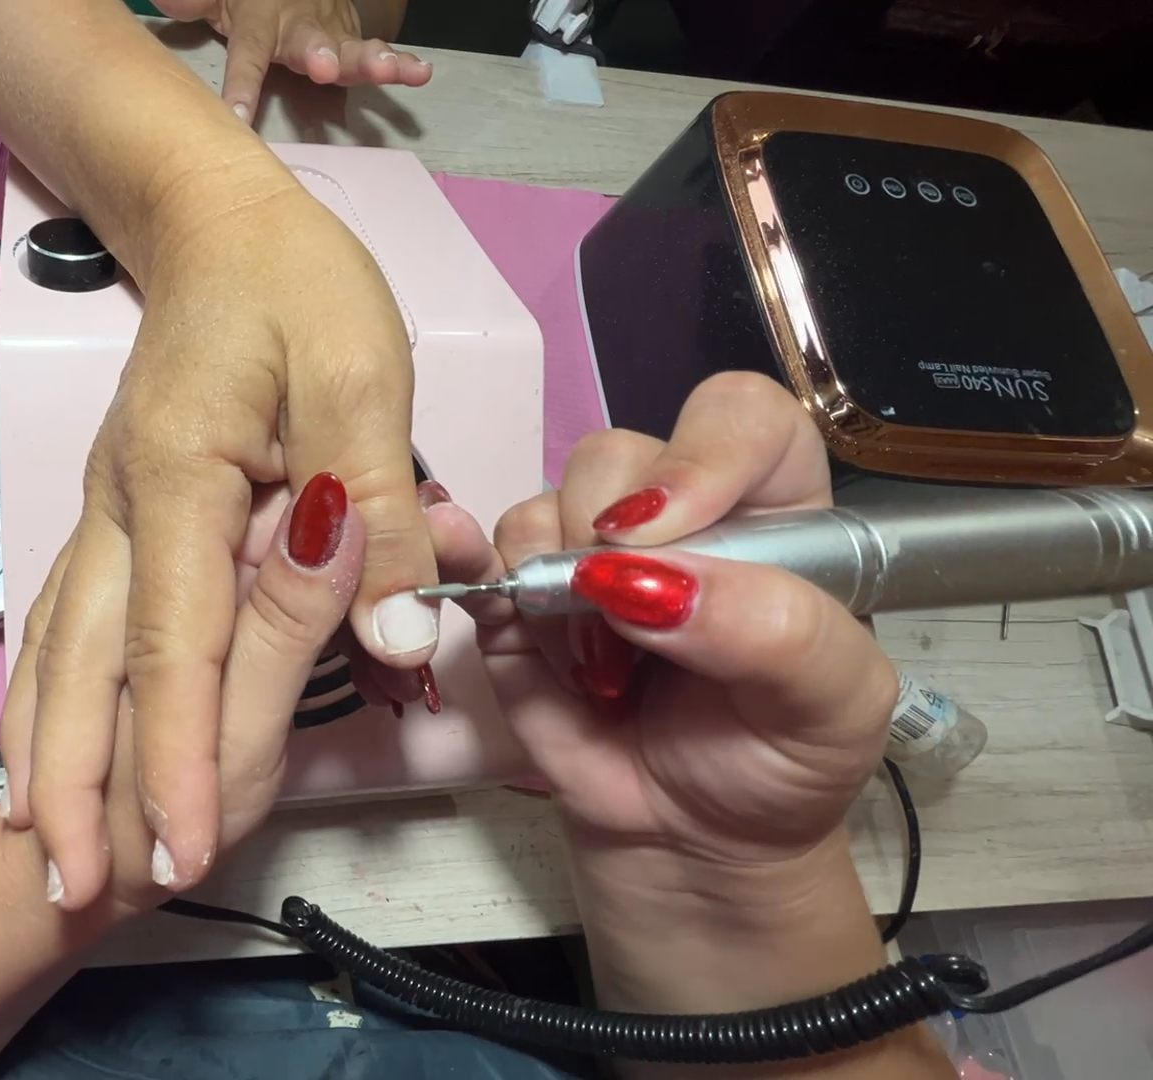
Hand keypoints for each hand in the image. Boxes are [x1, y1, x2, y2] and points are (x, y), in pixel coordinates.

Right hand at [4, 188, 441, 910]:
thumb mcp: (362, 380)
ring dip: (45, 745)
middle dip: (79, 779)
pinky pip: (63, 613)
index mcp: (178, 473)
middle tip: (67, 887)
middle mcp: (118, 504)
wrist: (216, 228)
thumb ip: (374, 510)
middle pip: (88, 656)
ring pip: (59, 640)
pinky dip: (42, 686)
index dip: (174, 750)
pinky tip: (33, 735)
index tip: (173, 850)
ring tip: (28, 839)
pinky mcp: (109, 510)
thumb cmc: (295, 288)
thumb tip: (397, 638)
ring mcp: (100, 509)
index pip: (177, 638)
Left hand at [155, 0, 430, 121]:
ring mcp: (329, 32)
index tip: (235, 116)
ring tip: (390, 70)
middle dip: (319, 54)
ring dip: (370, 59)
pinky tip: (419, 73)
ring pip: (351, 46)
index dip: (241, 85)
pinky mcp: (349, 42)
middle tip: (323, 67)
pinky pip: (375, 51)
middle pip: (310, 41)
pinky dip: (400, 62)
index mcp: (258, 18)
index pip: (246, 54)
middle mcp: (298, 24)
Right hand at [432, 372, 897, 874]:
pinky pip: (475, 554)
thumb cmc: (773, 762)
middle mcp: (664, 524)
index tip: (662, 530)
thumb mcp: (831, 709)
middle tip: (620, 614)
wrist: (683, 833)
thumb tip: (633, 578)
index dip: (700, 452)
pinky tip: (494, 595)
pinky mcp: (515, 600)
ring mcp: (578, 559)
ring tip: (588, 659)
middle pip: (615, 454)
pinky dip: (468, 562)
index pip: (739, 423)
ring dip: (549, 572)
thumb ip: (770, 632)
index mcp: (765, 520)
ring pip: (541, 504)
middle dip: (605, 525)